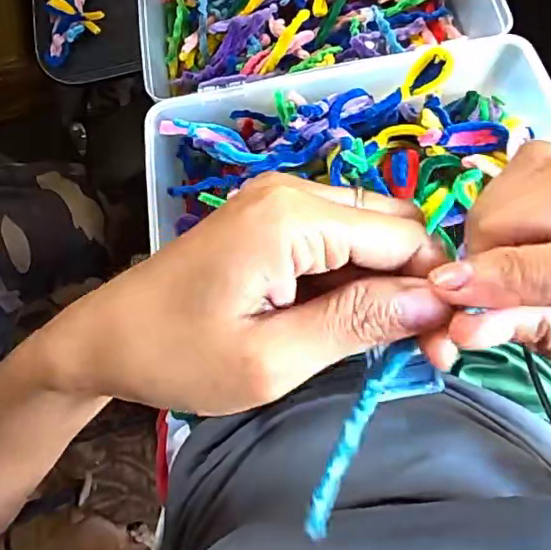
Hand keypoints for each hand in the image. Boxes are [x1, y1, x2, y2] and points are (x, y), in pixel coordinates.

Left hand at [33, 173, 453, 414]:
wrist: (107, 337)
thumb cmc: (178, 356)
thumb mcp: (272, 359)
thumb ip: (358, 323)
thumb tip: (437, 301)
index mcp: (293, 215)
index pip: (403, 237)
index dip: (435, 291)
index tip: (443, 352)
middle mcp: (293, 190)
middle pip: (392, 224)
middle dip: (416, 283)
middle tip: (419, 352)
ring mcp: (279, 198)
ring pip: (369, 230)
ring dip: (387, 281)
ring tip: (381, 342)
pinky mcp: (271, 216)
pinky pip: (337, 237)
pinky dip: (354, 275)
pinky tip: (345, 317)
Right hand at [422, 142, 550, 433]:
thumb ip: (545, 336)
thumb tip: (464, 321)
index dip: (523, 273)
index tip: (456, 290)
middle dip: (506, 226)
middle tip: (465, 274)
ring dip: (498, 210)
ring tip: (484, 262)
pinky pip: (544, 162)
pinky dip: (504, 197)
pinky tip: (502, 238)